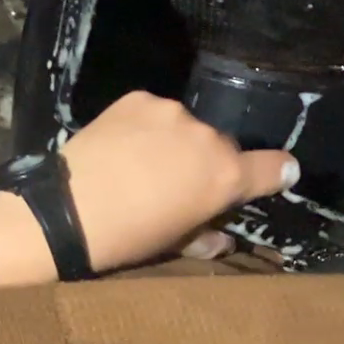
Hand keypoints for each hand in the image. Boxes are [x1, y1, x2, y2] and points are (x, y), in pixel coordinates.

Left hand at [57, 92, 297, 271]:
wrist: (67, 212)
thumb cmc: (128, 238)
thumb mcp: (173, 244)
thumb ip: (207, 237)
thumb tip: (223, 239)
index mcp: (225, 176)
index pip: (273, 167)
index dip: (276, 173)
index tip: (276, 175)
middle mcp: (207, 137)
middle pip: (222, 147)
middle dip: (208, 163)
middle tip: (179, 183)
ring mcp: (172, 113)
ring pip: (186, 127)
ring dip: (175, 142)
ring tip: (143, 164)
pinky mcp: (138, 99)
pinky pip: (153, 113)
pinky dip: (145, 128)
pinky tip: (123, 147)